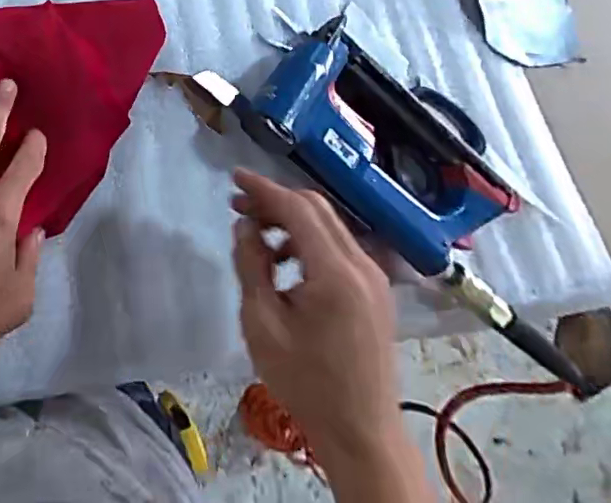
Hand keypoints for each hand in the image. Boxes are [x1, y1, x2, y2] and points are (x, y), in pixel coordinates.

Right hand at [232, 169, 429, 500]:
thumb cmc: (306, 384)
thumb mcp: (263, 325)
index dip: (263, 189)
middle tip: (239, 206)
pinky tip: (285, 262)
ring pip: (329, 226)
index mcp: (336, 272)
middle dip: (275, 201)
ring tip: (256, 236)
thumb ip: (251, 266)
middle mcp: (362, 264)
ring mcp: (374, 276)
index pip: (298, 209)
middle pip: (316, 209)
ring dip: (292, 221)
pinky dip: (310, 242)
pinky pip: (339, 248)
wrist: (361, 433)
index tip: (234, 177)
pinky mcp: (376, 289)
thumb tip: (246, 226)